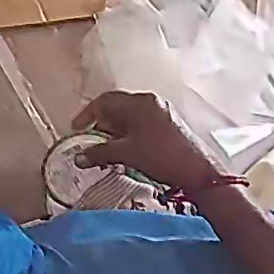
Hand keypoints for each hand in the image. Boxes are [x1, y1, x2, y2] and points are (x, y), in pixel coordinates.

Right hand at [71, 90, 223, 190]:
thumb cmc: (162, 157)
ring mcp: (161, 112)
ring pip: (129, 116)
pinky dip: (127, 134)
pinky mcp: (168, 124)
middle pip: (117, 107)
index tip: (76, 130)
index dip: (87, 115)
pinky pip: (140, 123)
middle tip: (89, 142)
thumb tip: (77, 158)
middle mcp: (150, 102)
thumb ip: (99, 153)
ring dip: (114, 131)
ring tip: (105, 149)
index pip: (105, 101)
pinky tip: (124, 150)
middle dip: (100, 124)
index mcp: (140, 103)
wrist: (198, 172)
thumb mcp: (127, 154)